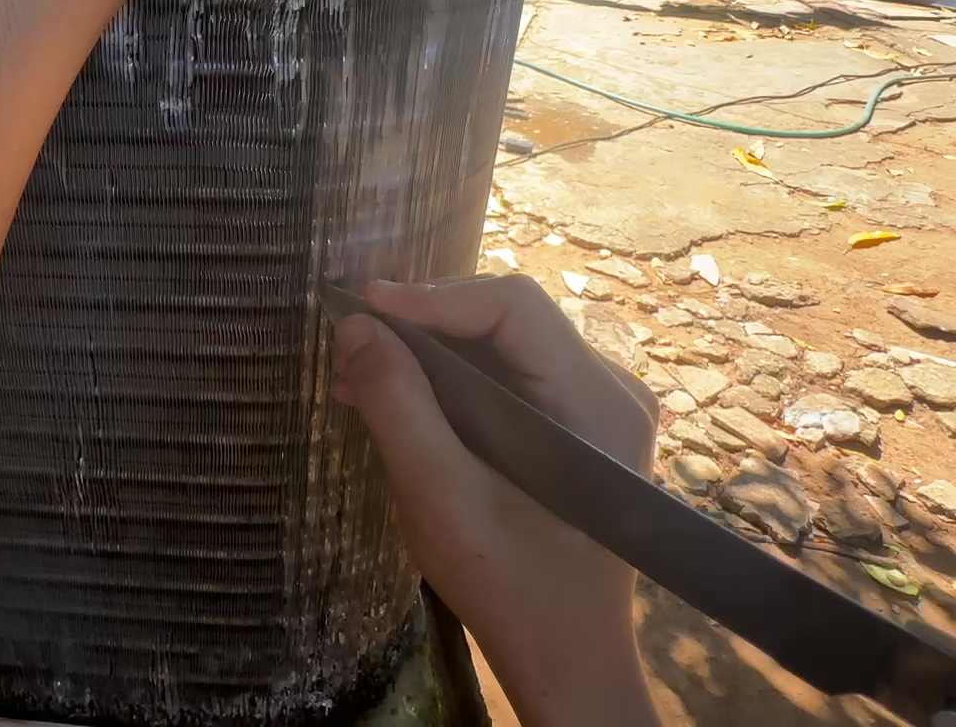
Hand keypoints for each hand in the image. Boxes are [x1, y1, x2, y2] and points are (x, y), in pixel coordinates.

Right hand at [332, 276, 660, 726]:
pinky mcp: (560, 421)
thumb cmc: (510, 586)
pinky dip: (434, 378)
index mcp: (597, 403)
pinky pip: (491, 374)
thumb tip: (353, 325)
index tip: (363, 303)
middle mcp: (605, 388)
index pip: (514, 308)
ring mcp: (586, 403)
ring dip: (417, 352)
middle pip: (499, 319)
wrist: (562, 658)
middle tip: (350, 339)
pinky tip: (385, 394)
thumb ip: (397, 404)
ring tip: (353, 371)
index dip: (433, 296)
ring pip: (488, 343)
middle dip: (417, 324)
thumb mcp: (439, 496)